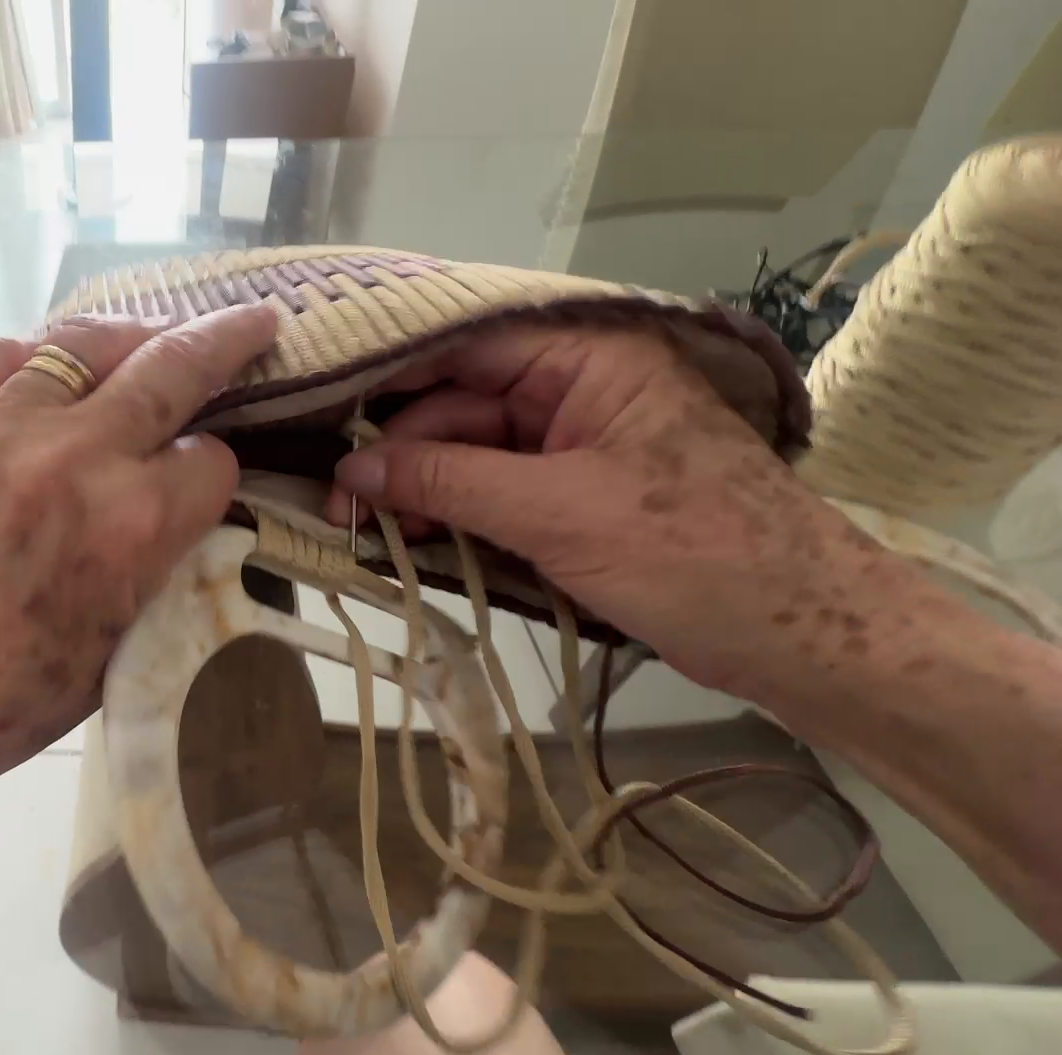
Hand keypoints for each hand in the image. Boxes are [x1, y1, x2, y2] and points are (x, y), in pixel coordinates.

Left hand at [0, 304, 278, 792]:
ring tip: (154, 336)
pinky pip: (2, 354)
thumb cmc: (22, 693)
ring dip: (135, 337)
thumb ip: (167, 547)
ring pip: (86, 343)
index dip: (218, 471)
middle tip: (254, 318)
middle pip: (171, 367)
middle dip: (226, 339)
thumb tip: (191, 481)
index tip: (205, 481)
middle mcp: (71, 459)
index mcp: (132, 526)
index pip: (212, 461)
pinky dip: (42, 353)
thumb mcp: (128, 633)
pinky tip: (59, 363)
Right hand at [324, 327, 935, 699]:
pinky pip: (485, 495)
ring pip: (464, 456)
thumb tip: (348, 471)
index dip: (390, 372)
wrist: (801, 640)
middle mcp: (570, 393)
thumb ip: (446, 481)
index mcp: (586, 361)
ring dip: (413, 493)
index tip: (320, 402)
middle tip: (334, 504)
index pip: (465, 346)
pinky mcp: (562, 499)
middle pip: (455, 407)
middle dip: (395, 455)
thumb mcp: (554, 512)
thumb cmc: (690, 554)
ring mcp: (564, 450)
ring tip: (357, 531)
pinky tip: (401, 541)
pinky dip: (445, 518)